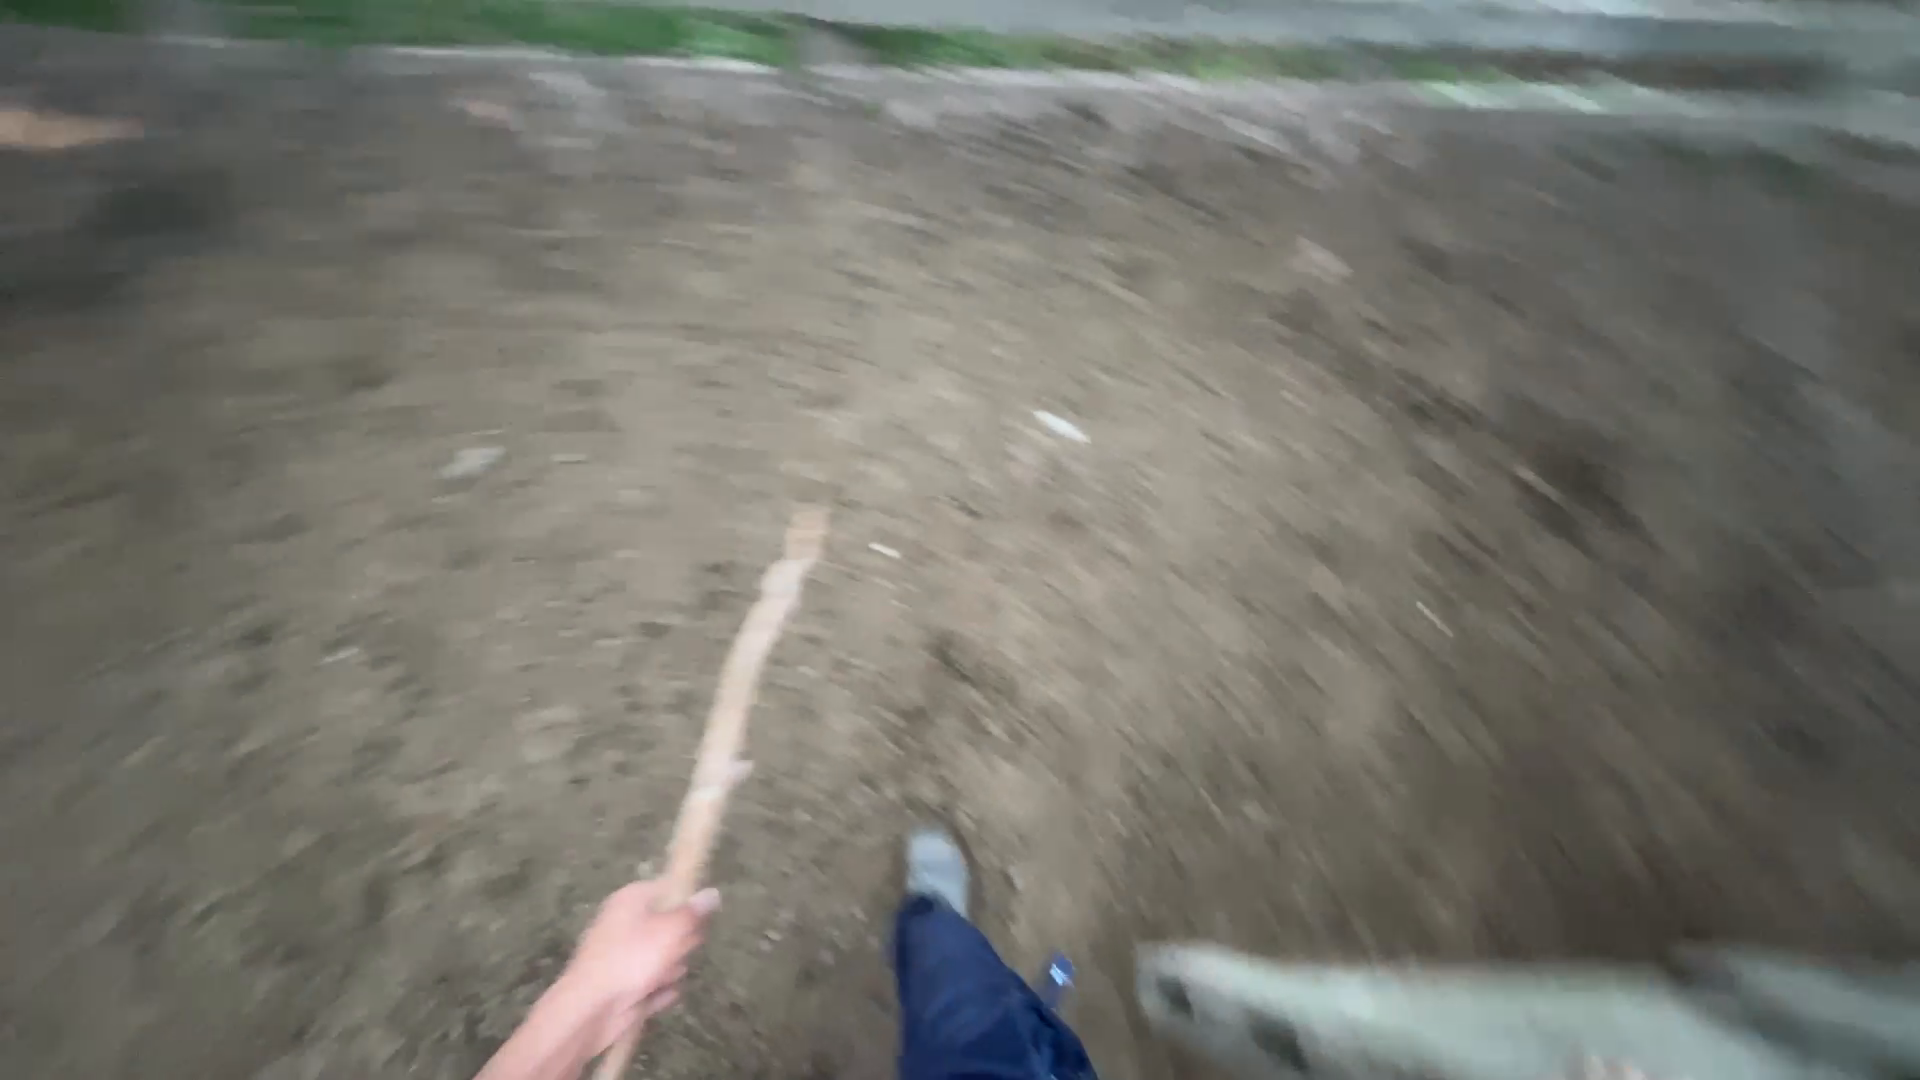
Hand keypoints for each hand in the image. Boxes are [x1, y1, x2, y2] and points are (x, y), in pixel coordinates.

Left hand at [555, 880, 720, 1053]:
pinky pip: (648, 983)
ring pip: (656, 955)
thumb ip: (693, 912)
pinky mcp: (619, 987)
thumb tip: (713, 893)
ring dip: (671, 964)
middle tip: (690, 944)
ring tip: (676, 971)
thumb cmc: (631, 958)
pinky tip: (670, 992)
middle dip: (681, 936)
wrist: (588, 1011)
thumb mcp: (671, 929)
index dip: (687, 899)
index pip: (666, 888)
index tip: (703, 914)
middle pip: (663, 922)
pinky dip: (659, 988)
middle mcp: (623, 923)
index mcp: (631, 900)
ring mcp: (620, 957)